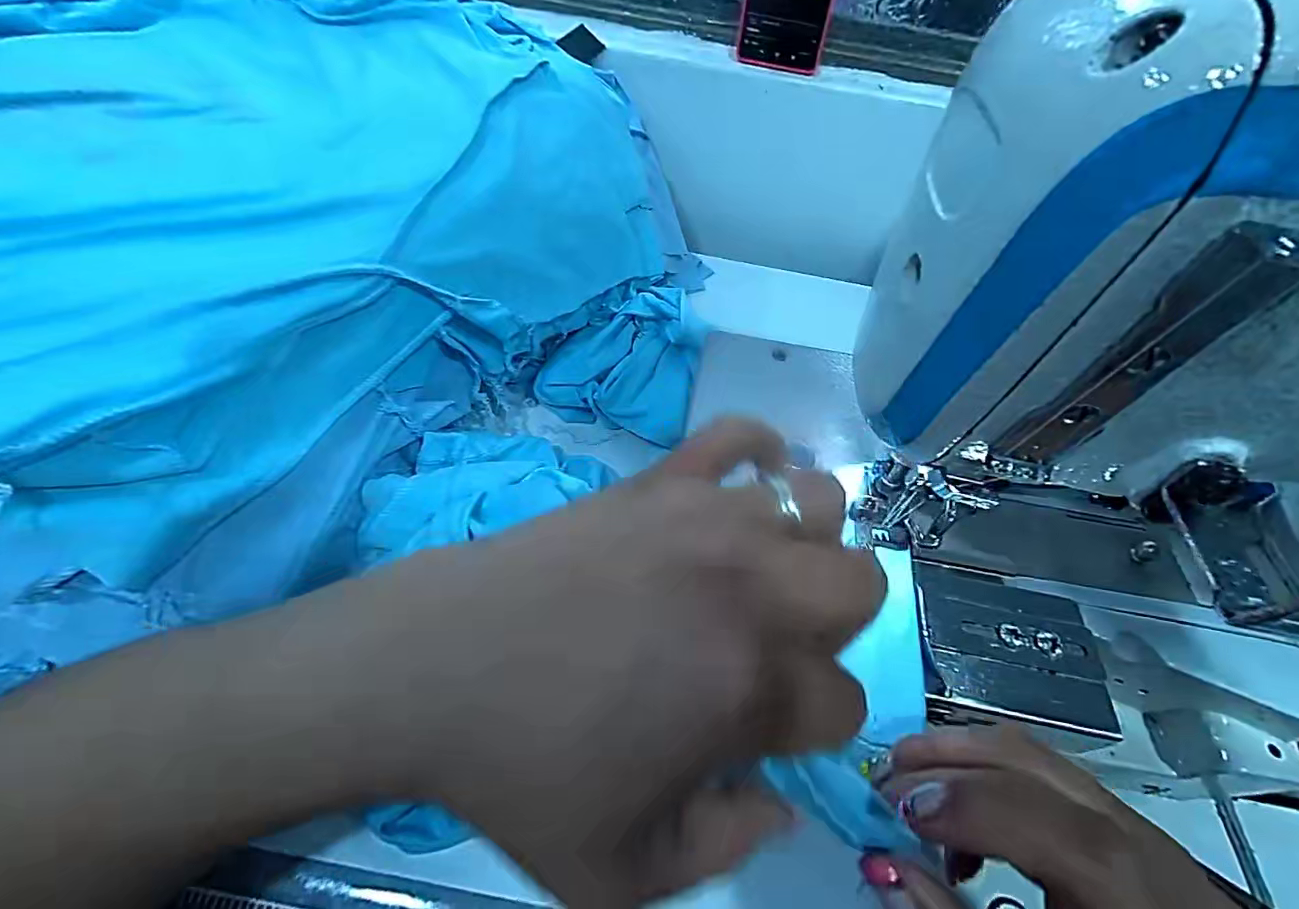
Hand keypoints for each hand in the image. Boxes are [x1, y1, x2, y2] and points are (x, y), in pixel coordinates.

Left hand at [271, 417, 886, 906]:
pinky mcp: (666, 477)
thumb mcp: (620, 873)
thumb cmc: (523, 771)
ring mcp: (710, 518)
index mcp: (750, 689)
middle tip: (781, 644)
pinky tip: (743, 485)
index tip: (774, 729)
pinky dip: (758, 450)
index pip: (846, 702)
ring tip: (761, 568)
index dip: (818, 726)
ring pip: (819, 501)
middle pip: (864, 583)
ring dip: (806, 541)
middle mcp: (751, 589)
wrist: (435, 665)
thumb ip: (725, 850)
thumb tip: (780, 802)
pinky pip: (739, 434)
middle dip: (840, 625)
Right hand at [869, 727, 1234, 908]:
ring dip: (954, 756)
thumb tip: (883, 867)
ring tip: (905, 788)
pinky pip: (1036, 770)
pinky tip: (959, 827)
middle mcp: (1122, 825)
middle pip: (1021, 756)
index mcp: (1115, 875)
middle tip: (878, 785)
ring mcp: (1120, 811)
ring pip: (1025, 750)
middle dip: (939, 757)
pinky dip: (984, 777)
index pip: (1032, 810)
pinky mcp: (1111, 812)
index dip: (960, 803)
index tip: (895, 815)